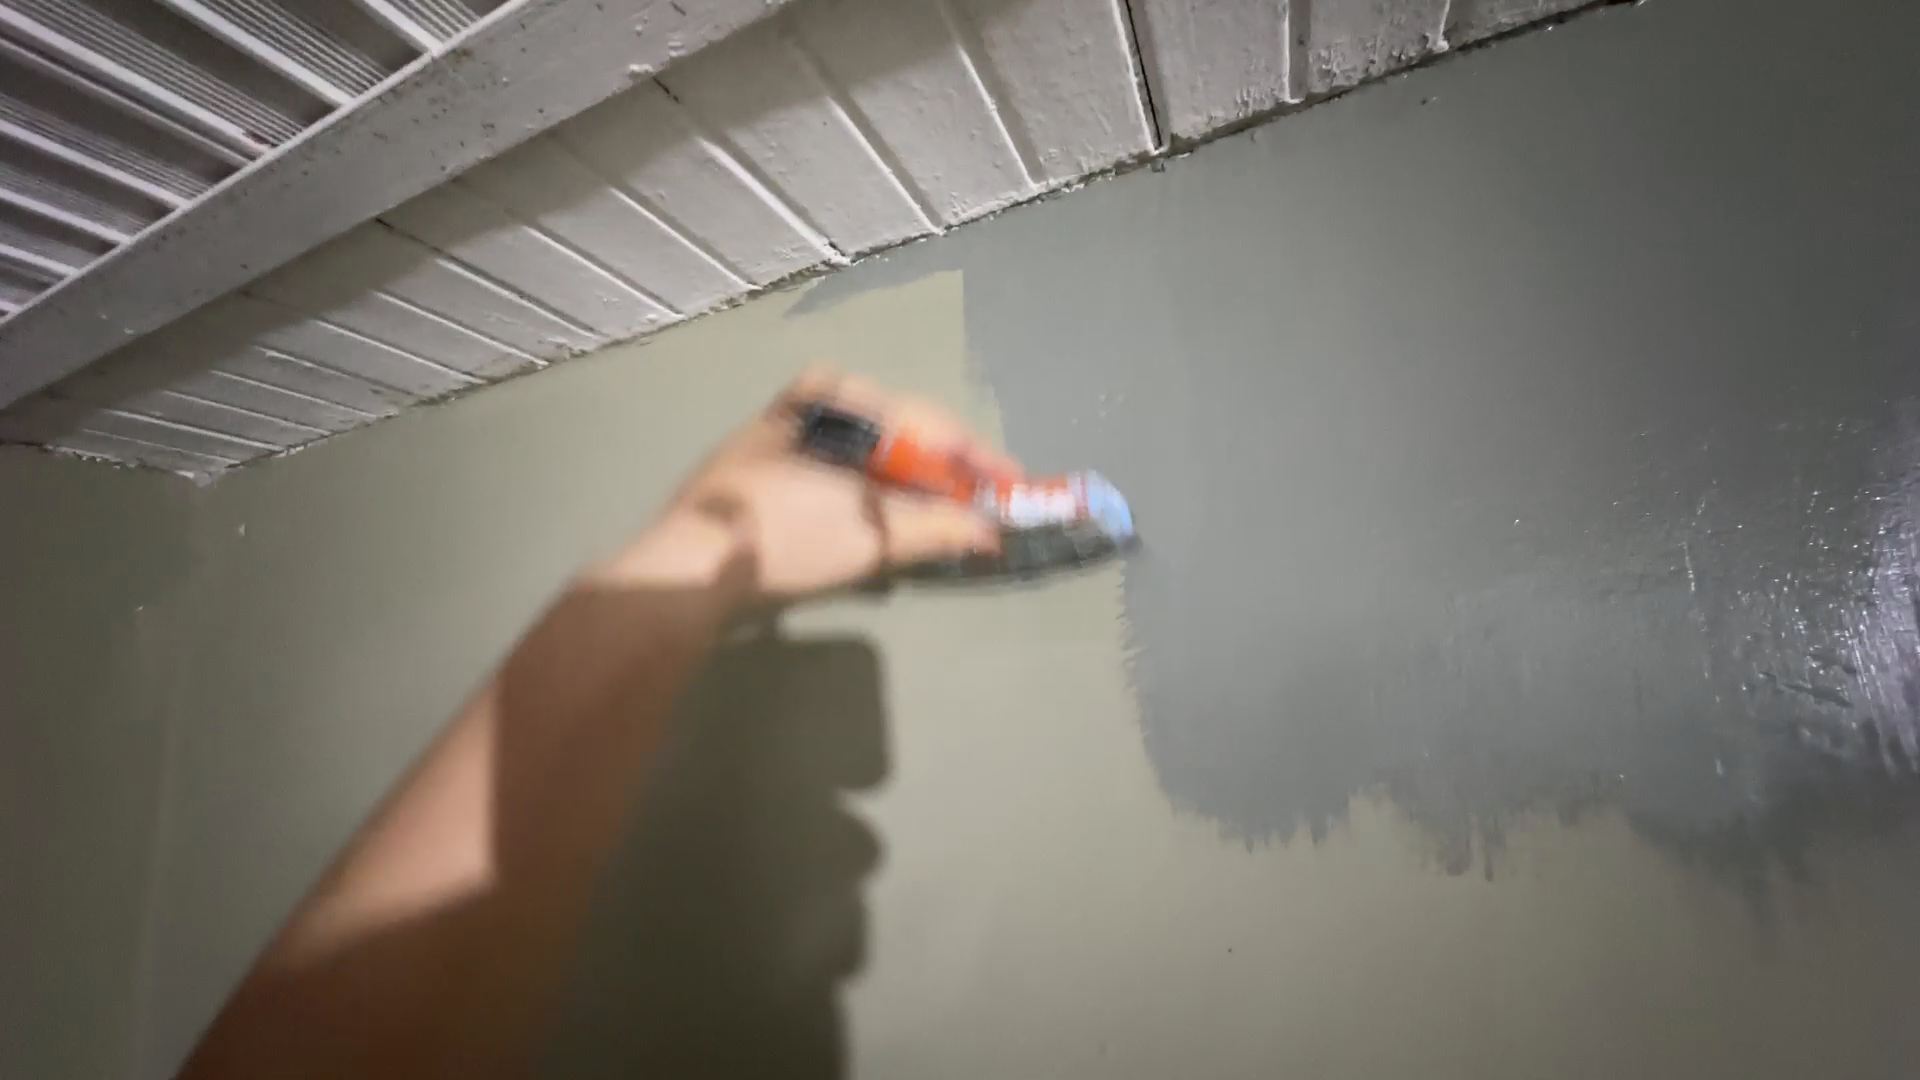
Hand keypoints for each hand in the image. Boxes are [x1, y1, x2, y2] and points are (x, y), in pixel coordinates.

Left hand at [597, 368, 1020, 605]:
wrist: (687, 567)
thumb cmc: (786, 537)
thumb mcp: (871, 534)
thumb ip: (939, 527)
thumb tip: (990, 530)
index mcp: (843, 398)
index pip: (934, 424)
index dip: (979, 460)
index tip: (1016, 487)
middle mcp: (816, 399)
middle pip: (906, 433)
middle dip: (946, 471)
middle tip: (977, 506)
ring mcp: (787, 427)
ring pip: (873, 449)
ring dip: (910, 481)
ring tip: (937, 514)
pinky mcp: (767, 458)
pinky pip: (841, 464)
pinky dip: (871, 488)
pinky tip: (879, 512)